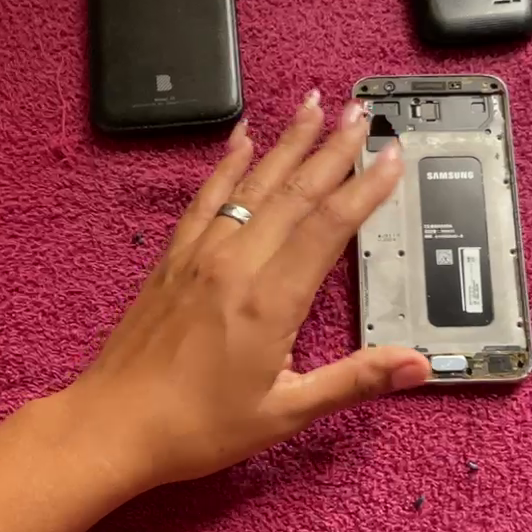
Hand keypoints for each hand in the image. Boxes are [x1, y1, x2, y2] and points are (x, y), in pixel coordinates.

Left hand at [61, 91, 429, 489]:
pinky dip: (226, 166)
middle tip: (359, 110)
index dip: (364, 188)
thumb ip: (353, 381)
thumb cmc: (199, 427)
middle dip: (332, 149)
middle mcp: (235, 266)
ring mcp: (199, 257)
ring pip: (251, 186)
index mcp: (269, 302)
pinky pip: (204, 200)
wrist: (113, 425)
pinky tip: (241, 139)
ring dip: (286, 143)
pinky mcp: (172, 260)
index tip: (392, 155)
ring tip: (310, 104)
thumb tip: (418, 366)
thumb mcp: (285, 412)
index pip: (327, 229)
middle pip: (293, 194)